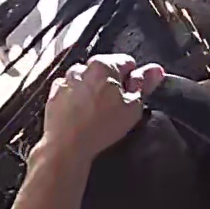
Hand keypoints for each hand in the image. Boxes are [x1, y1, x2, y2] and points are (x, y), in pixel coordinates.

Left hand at [36, 54, 164, 166]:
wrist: (66, 146)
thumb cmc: (100, 126)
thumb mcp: (133, 107)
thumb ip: (144, 84)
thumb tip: (155, 70)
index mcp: (103, 65)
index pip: (127, 62)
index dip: (134, 78)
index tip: (134, 93)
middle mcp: (81, 68)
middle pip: (105, 71)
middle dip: (113, 85)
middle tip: (118, 107)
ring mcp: (65, 81)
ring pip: (87, 81)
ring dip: (94, 92)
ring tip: (99, 114)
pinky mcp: (54, 96)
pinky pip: (71, 93)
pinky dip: (78, 101)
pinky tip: (83, 117)